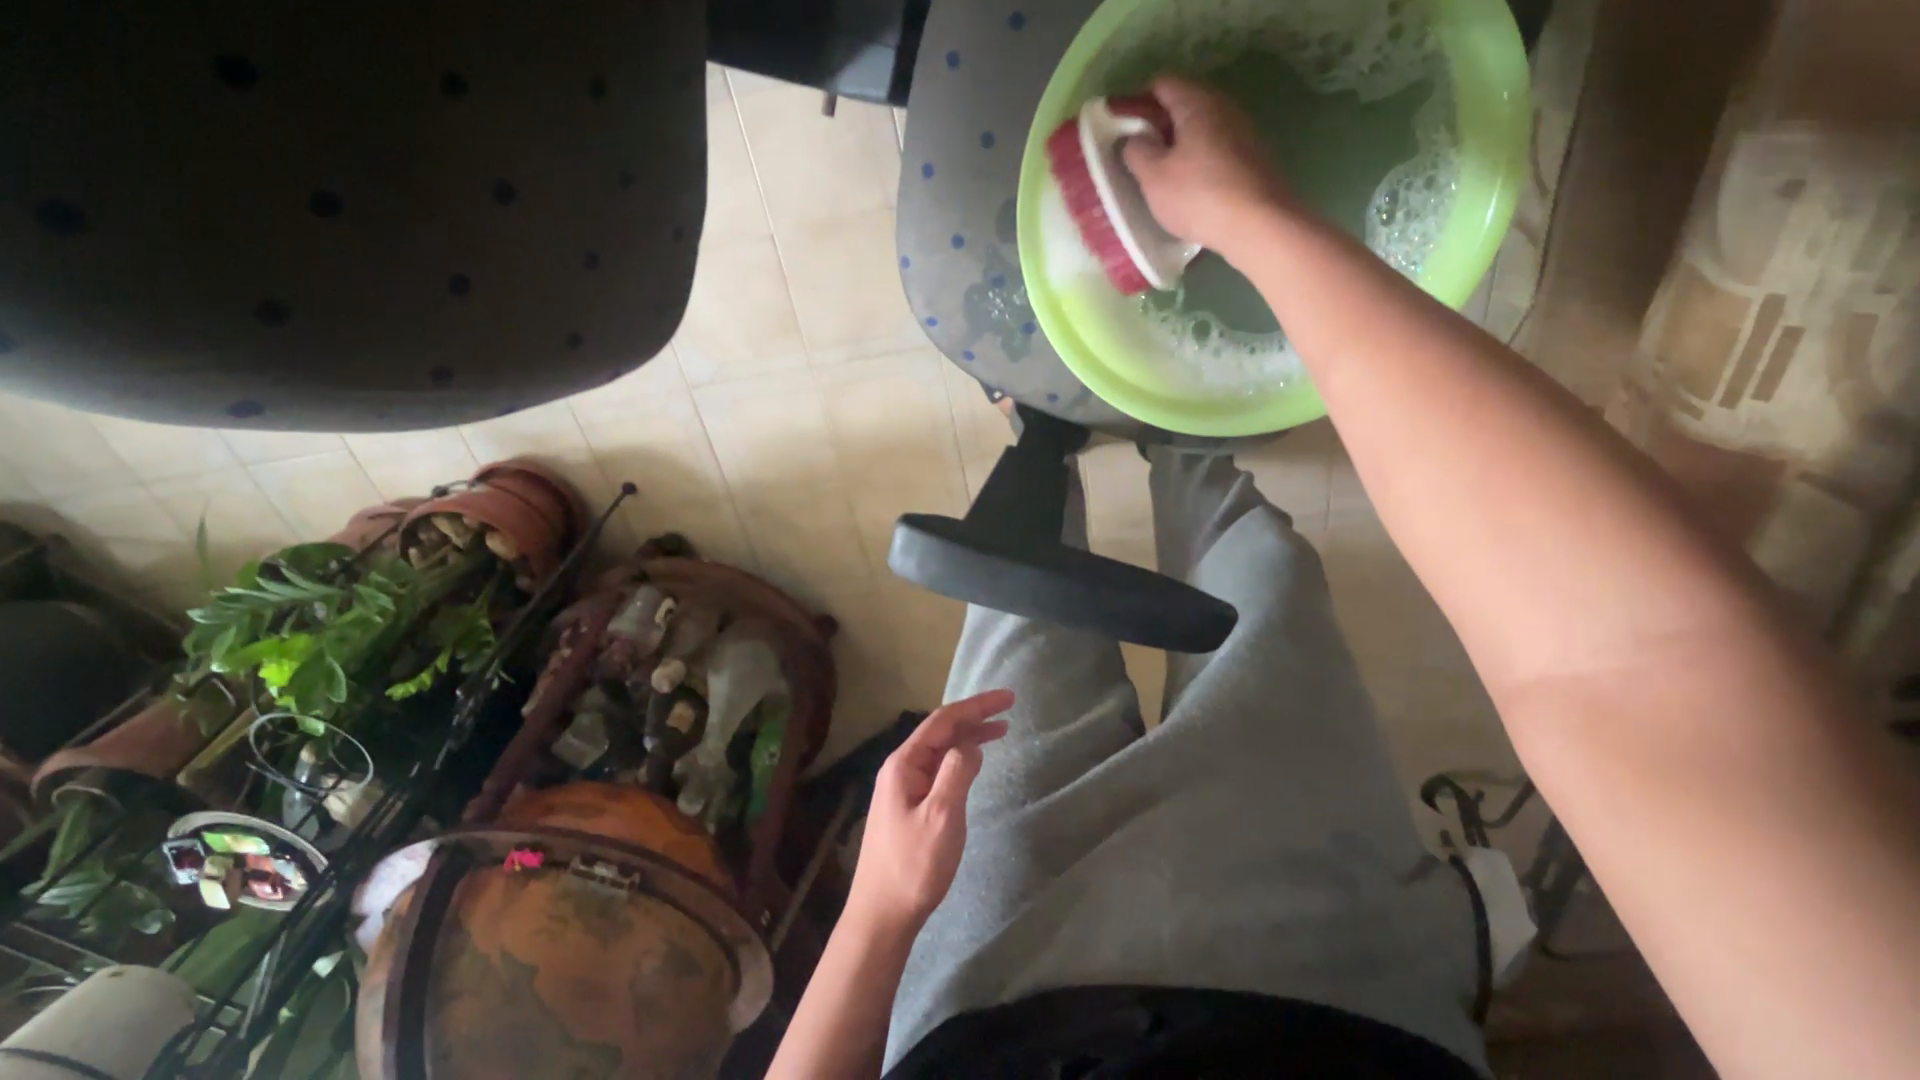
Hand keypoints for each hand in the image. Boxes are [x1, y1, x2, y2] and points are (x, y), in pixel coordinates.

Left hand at [847, 689, 1013, 932]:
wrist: (882, 914)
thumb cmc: (913, 865)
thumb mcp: (942, 817)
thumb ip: (957, 773)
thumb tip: (971, 744)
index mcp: (904, 765)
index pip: (943, 721)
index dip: (975, 706)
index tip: (1007, 699)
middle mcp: (900, 770)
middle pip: (940, 732)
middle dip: (973, 717)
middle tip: (1009, 710)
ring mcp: (903, 789)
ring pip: (940, 751)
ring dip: (968, 738)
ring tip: (1000, 731)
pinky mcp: (909, 808)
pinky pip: (938, 771)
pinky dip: (960, 760)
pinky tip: (973, 763)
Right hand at [1122, 75, 1293, 259]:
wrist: (1259, 226)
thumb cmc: (1198, 196)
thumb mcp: (1153, 177)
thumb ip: (1136, 151)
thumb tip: (1134, 138)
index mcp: (1197, 103)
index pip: (1162, 83)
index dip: (1137, 99)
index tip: (1121, 124)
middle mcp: (1224, 107)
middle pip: (1185, 100)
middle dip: (1159, 120)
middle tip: (1138, 147)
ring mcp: (1243, 130)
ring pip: (1202, 124)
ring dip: (1180, 139)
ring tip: (1161, 167)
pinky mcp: (1253, 156)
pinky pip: (1217, 145)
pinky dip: (1199, 155)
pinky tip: (1190, 181)